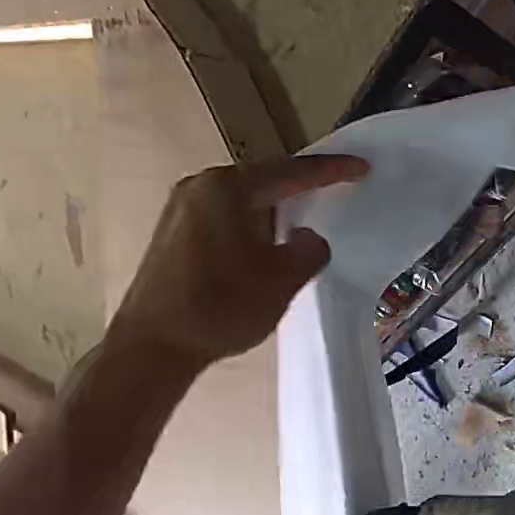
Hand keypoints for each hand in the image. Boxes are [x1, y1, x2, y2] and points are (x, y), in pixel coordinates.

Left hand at [105, 155, 366, 368]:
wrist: (153, 348)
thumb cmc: (221, 305)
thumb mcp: (282, 279)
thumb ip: (309, 250)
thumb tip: (307, 238)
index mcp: (227, 188)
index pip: (291, 172)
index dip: (331, 171)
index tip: (361, 166)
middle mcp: (199, 189)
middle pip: (263, 182)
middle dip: (300, 189)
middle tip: (335, 192)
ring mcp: (181, 212)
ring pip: (244, 203)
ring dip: (276, 214)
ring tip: (304, 226)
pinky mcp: (174, 237)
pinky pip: (226, 221)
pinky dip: (254, 229)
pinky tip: (267, 250)